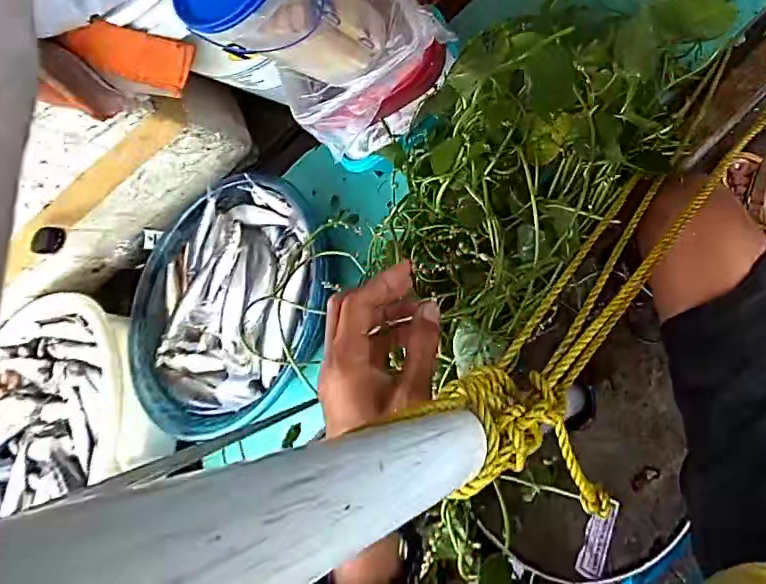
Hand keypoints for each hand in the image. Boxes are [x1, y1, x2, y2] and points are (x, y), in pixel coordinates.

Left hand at [318, 261, 440, 437]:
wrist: (369, 496)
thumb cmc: (391, 446)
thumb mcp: (414, 394)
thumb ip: (422, 346)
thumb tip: (431, 307)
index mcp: (344, 361)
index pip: (357, 304)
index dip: (383, 282)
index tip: (411, 270)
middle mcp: (334, 362)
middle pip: (349, 310)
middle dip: (381, 294)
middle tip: (413, 288)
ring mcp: (338, 375)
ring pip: (356, 327)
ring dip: (385, 315)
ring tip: (421, 315)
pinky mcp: (346, 386)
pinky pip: (362, 347)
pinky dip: (384, 335)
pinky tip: (411, 340)